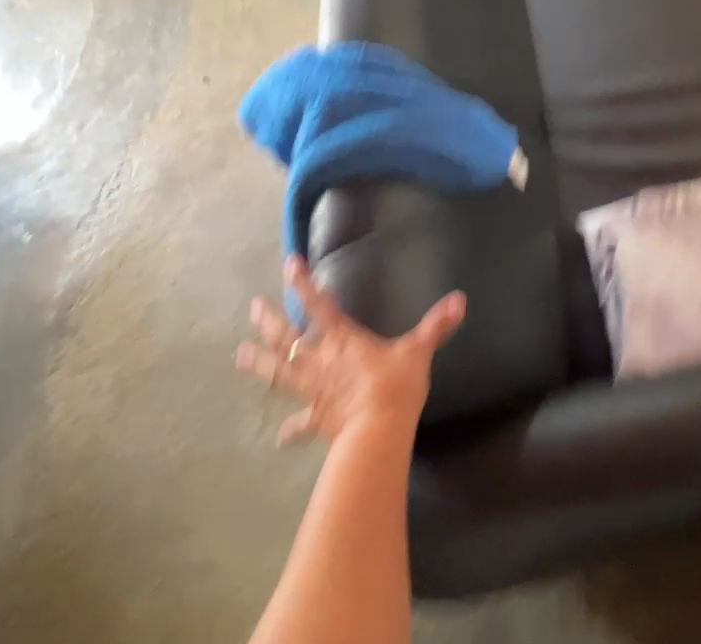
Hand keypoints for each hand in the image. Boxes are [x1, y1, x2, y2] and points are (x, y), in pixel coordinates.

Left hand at [237, 256, 465, 445]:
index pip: (319, 306)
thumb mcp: (419, 351)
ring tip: (240, 356)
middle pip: (287, 338)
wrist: (377, 430)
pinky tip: (281, 436)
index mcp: (343, 340)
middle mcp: (320, 361)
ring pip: (279, 373)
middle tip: (253, 308)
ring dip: (259, 364)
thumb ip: (436, 325)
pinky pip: (299, 424)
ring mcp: (312, 391)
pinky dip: (290, 430)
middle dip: (269, 321)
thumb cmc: (395, 384)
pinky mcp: (314, 419)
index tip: (288, 264)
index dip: (303, 284)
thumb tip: (460, 299)